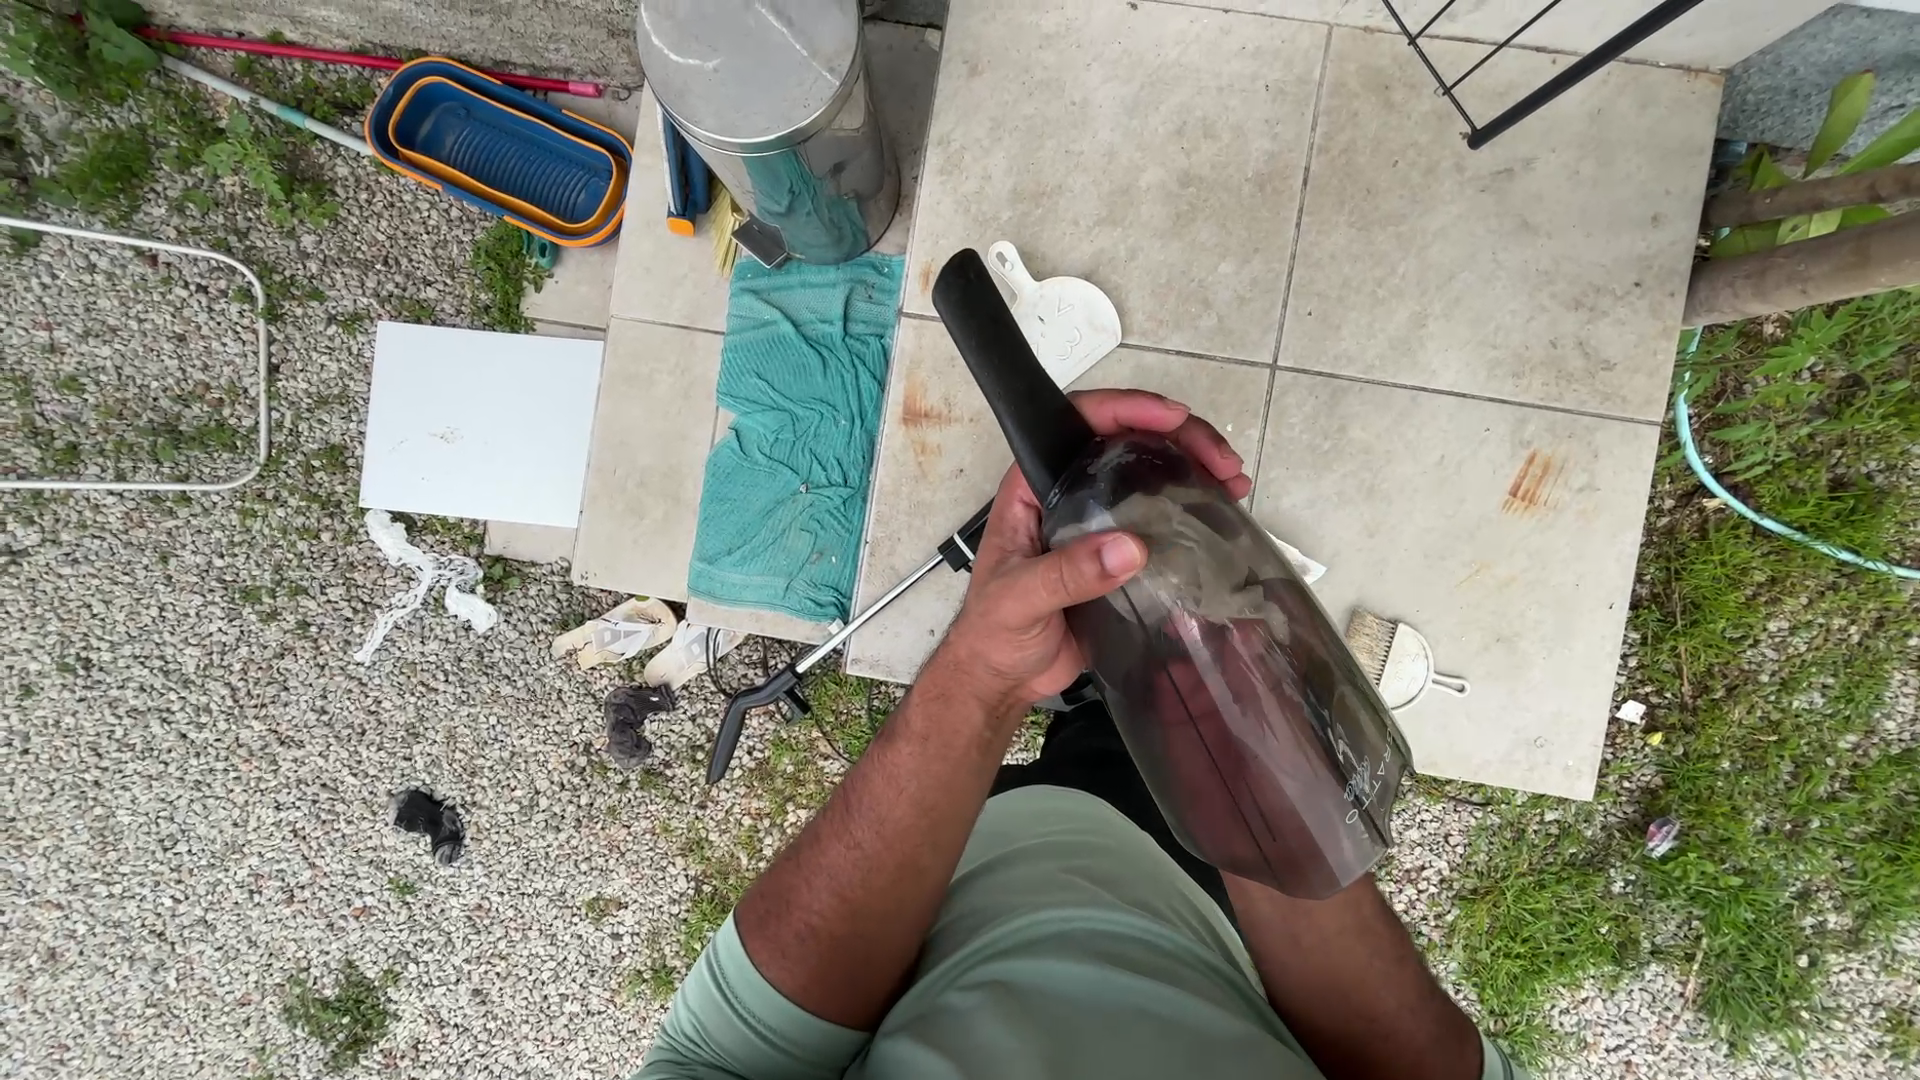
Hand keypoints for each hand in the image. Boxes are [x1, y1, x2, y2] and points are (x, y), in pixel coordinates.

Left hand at [936, 389, 1252, 713]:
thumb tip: (1130, 548)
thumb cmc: (994, 631)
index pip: (1077, 424)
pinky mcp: (1119, 554)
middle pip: (1125, 442)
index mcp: (1033, 488)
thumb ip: (1066, 574)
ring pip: (1148, 475)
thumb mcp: (1020, 598)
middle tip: (1222, 459)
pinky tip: (1221, 513)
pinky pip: (1160, 518)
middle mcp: (1068, 495)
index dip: (1125, 408)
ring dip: (1193, 468)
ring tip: (1233, 480)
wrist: (1005, 676)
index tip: (1172, 417)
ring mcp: (1097, 523)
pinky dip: (1191, 510)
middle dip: (1178, 438)